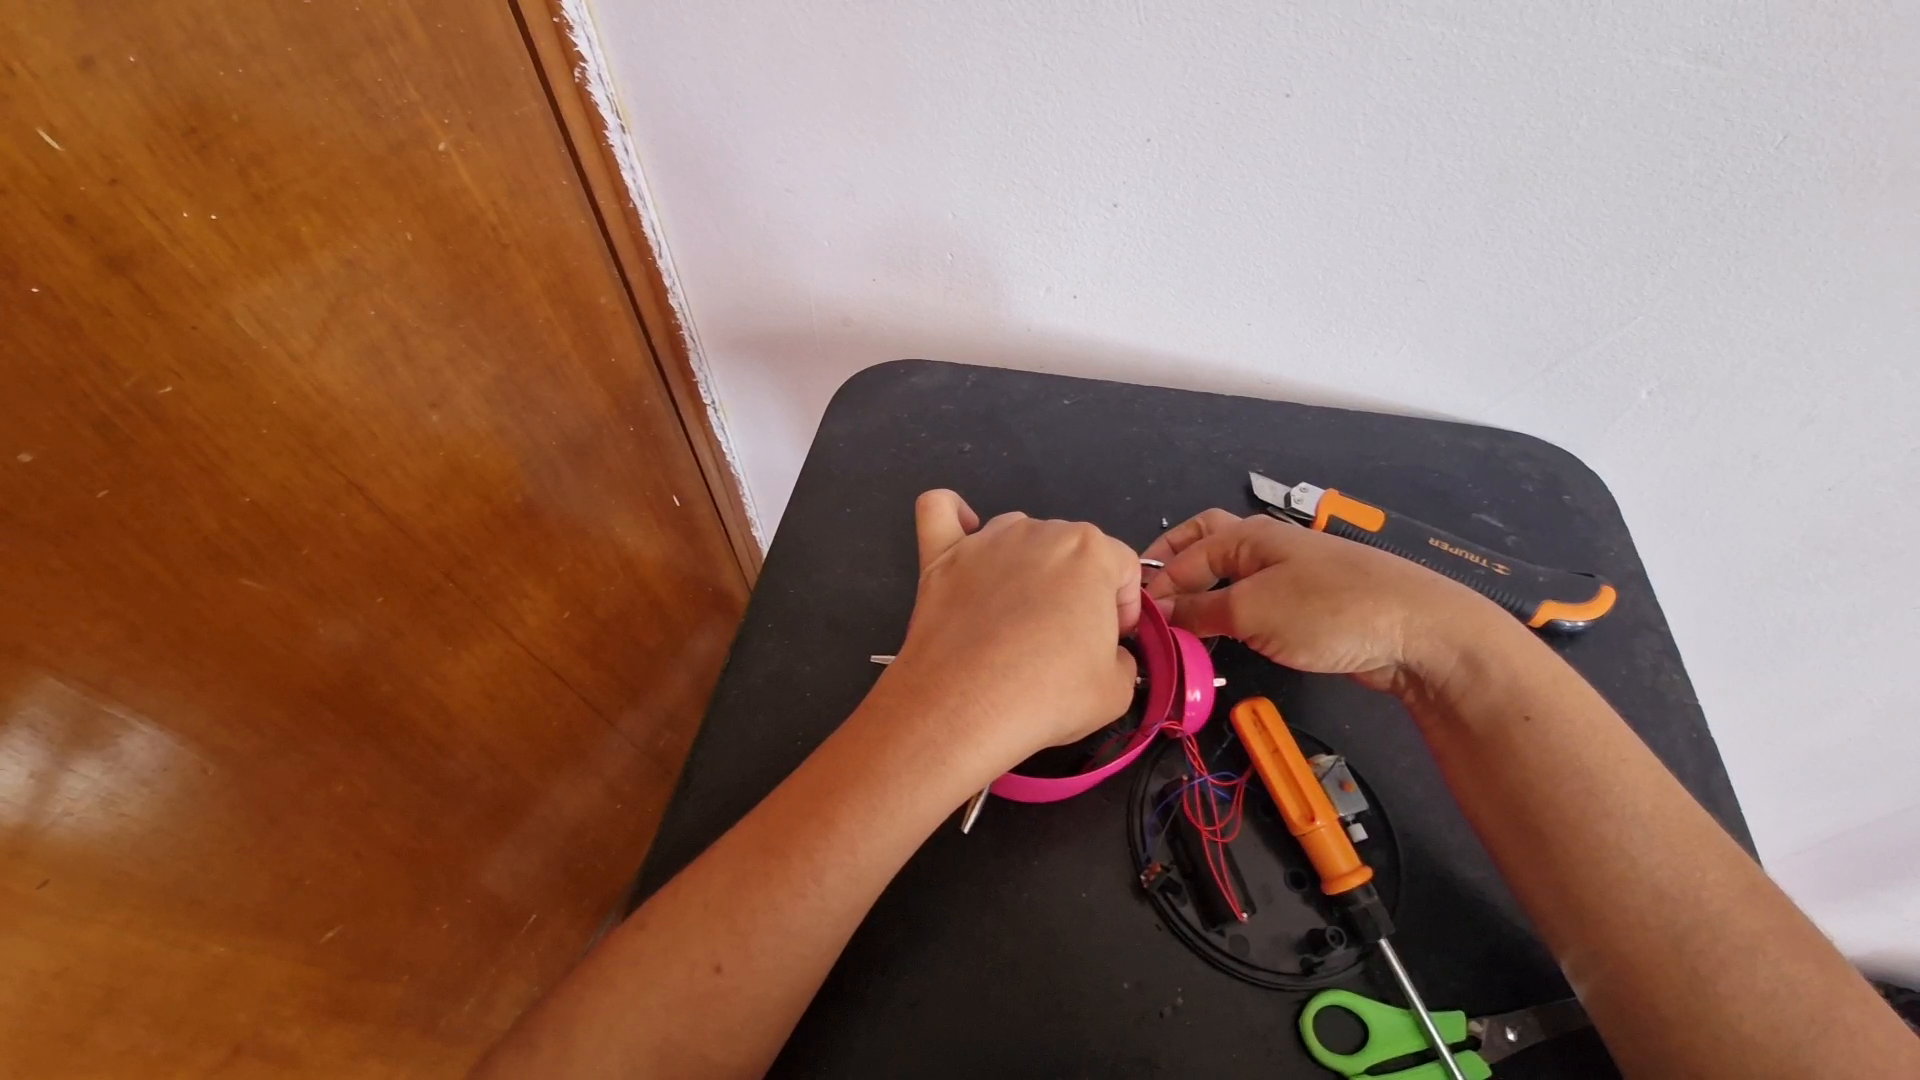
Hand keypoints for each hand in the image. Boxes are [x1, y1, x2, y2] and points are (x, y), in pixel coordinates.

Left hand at [875, 490, 1141, 770]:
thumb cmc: (1048, 695)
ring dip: (1027, 564)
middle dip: (1077, 587)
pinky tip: (963, 541)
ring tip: (1019, 613)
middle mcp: (1038, 532)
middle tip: (1067, 639)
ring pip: (1018, 533)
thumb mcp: (1117, 690)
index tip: (1113, 639)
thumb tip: (1108, 656)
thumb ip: (1123, 659)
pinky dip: (954, 517)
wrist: (967, 707)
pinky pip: (941, 510)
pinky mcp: (940, 556)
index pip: (1123, 566)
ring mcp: (986, 540)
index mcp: (1090, 551)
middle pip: (1071, 548)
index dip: (1123, 606)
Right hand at [1142, 510, 1500, 692]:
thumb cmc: (1327, 610)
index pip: (1185, 553)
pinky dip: (1229, 611)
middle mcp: (1266, 546)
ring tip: (1177, 621)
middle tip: (1147, 598)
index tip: (1135, 619)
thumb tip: (1158, 612)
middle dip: (1173, 565)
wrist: (1419, 631)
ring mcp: (1291, 574)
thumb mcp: (1251, 610)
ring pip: (1230, 575)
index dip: (1156, 584)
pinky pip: (1254, 601)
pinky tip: (1222, 634)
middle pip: (1206, 545)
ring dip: (1201, 591)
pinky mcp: (1309, 605)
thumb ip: (1199, 609)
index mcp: (1248, 535)